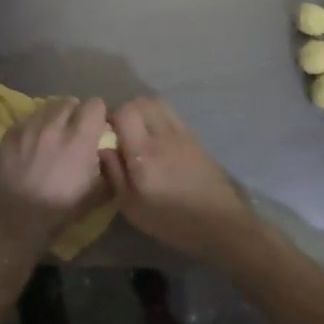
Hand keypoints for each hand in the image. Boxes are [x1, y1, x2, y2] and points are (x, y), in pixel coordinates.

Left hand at [0, 97, 111, 256]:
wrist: (19, 219)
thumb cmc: (62, 208)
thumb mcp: (98, 193)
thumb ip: (109, 167)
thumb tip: (112, 152)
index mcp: (80, 137)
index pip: (95, 103)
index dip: (98, 114)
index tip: (96, 126)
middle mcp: (55, 125)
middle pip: (70, 101)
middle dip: (75, 113)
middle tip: (74, 130)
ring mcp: (29, 127)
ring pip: (46, 107)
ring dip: (53, 117)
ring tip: (52, 134)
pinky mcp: (9, 134)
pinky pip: (26, 120)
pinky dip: (32, 128)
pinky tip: (31, 144)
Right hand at [100, 97, 255, 258]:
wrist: (219, 223)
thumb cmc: (170, 220)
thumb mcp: (131, 206)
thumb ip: (114, 173)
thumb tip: (103, 147)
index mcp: (144, 152)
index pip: (125, 111)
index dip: (111, 116)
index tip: (107, 133)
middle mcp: (164, 135)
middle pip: (142, 100)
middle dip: (127, 109)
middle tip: (121, 130)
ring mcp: (183, 134)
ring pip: (160, 103)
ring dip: (144, 110)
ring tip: (139, 132)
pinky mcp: (196, 139)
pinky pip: (173, 115)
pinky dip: (160, 118)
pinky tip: (159, 140)